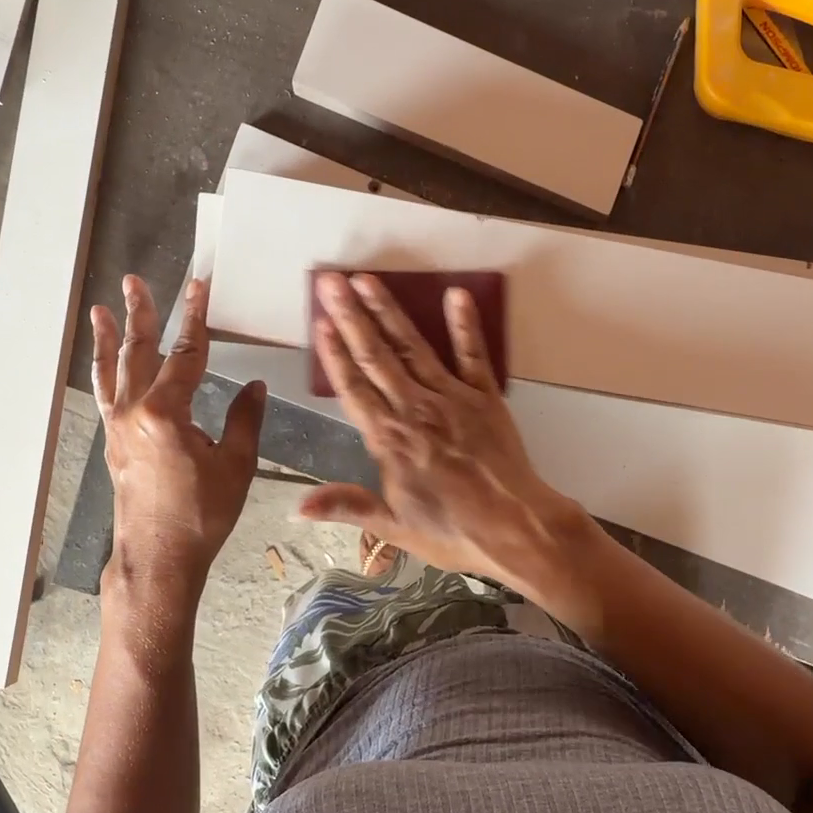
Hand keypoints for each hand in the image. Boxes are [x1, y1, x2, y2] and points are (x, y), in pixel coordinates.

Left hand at [92, 275, 265, 594]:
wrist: (160, 557)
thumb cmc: (202, 515)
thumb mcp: (237, 466)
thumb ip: (245, 420)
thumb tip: (254, 386)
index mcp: (165, 414)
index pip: (186, 354)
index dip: (195, 319)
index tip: (199, 287)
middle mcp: (133, 413)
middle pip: (138, 353)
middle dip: (140, 315)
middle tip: (134, 282)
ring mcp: (117, 429)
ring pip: (112, 373)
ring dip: (110, 339)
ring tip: (102, 311)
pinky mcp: (114, 445)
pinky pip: (107, 397)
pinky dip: (105, 374)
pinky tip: (109, 368)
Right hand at [298, 273, 594, 596]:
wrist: (516, 527)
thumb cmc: (453, 532)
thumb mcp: (394, 527)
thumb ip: (347, 506)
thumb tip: (297, 507)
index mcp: (390, 440)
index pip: (354, 389)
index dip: (334, 355)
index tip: (320, 322)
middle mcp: (416, 410)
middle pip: (376, 358)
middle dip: (351, 317)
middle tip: (331, 281)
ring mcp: (453, 399)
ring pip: (413, 348)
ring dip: (388, 312)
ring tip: (367, 280)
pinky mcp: (486, 398)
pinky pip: (473, 355)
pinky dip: (465, 326)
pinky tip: (455, 295)